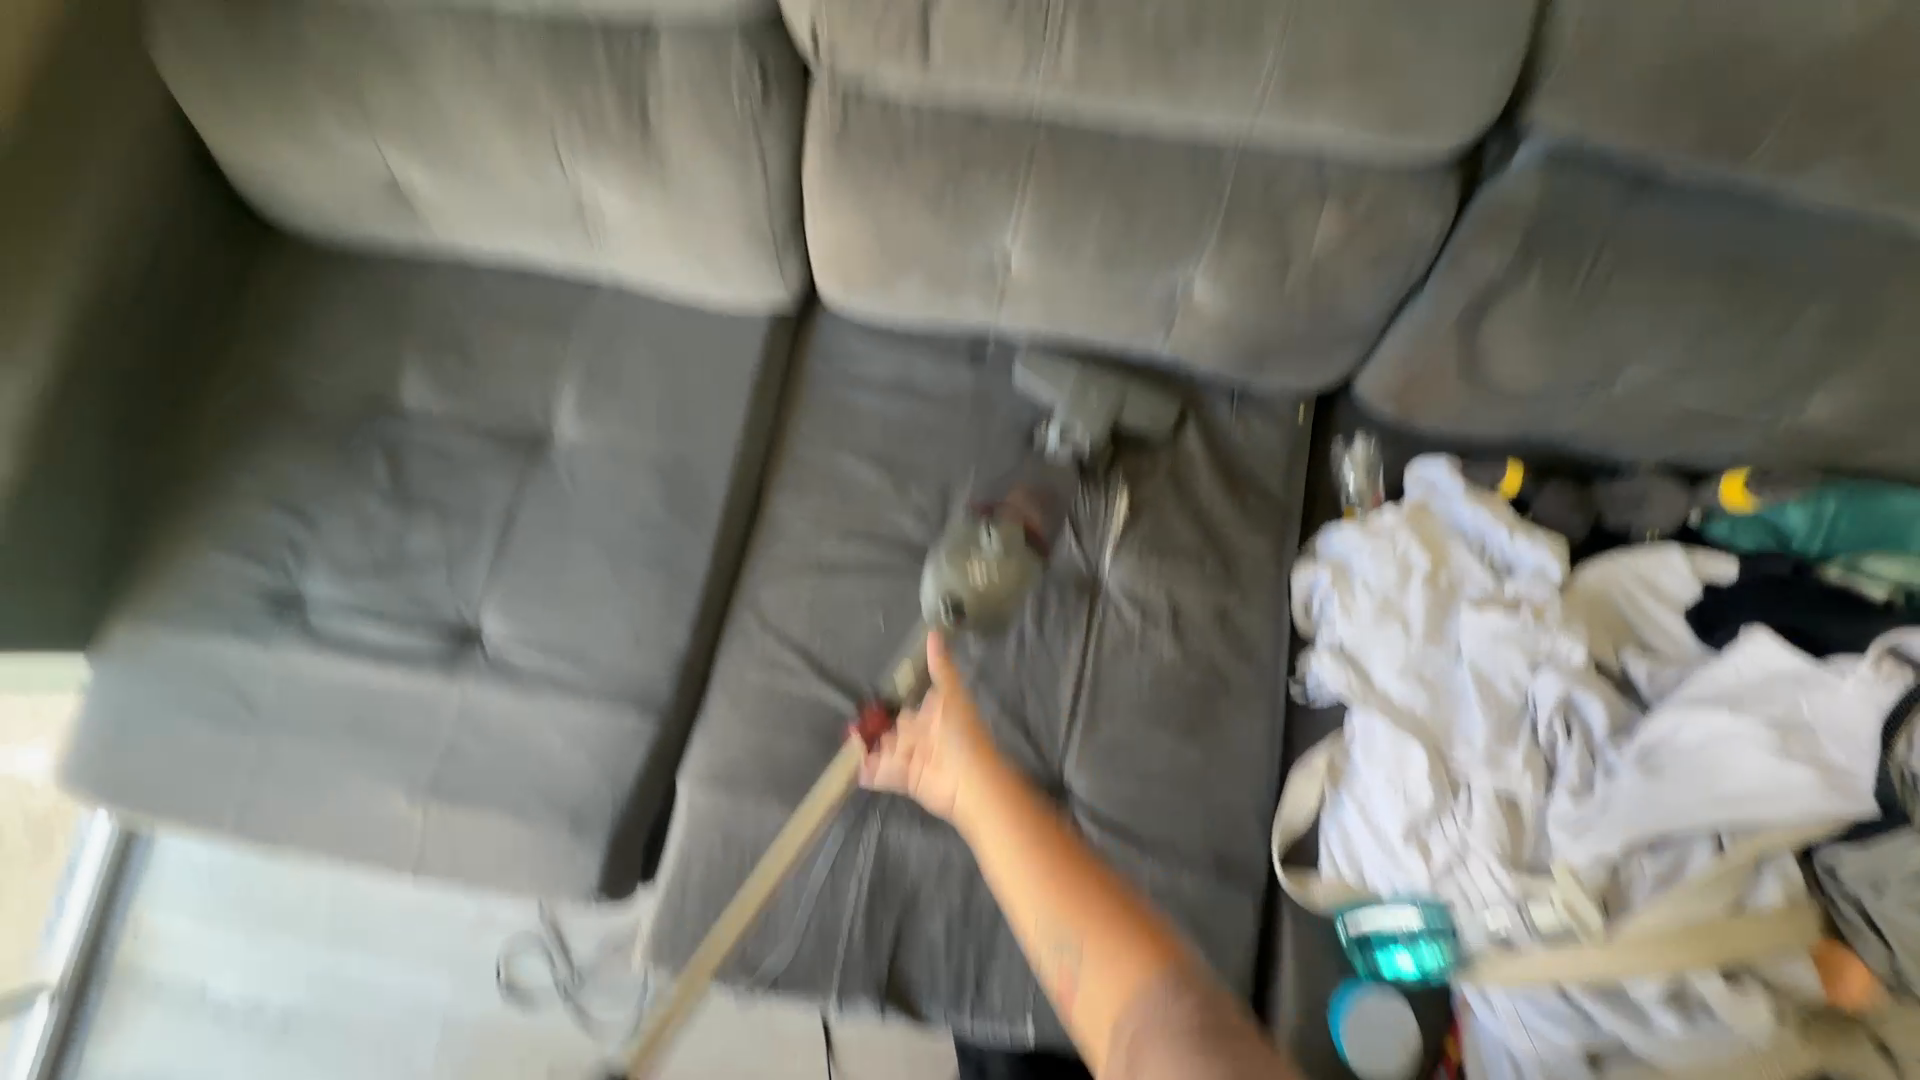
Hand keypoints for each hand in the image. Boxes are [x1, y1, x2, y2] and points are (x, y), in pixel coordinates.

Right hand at [859, 631, 1004, 823]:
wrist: (966, 780)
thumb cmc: (961, 733)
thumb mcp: (952, 695)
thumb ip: (941, 667)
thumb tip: (933, 631)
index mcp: (930, 715)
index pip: (906, 704)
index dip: (891, 698)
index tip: (870, 687)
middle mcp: (918, 735)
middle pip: (890, 727)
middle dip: (873, 722)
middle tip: (850, 711)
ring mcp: (907, 758)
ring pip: (881, 748)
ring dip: (865, 742)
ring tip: (847, 732)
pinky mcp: (899, 779)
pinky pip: (877, 773)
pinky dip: (866, 769)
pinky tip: (852, 762)